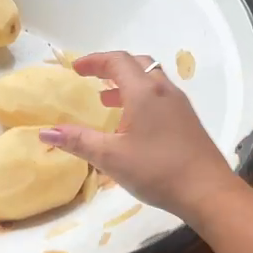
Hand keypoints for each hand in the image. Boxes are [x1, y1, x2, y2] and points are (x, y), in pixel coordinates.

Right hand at [38, 51, 243, 222]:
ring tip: (106, 102)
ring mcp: (179, 105)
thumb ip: (78, 141)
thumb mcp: (110, 157)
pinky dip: (140, 99)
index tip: (75, 68)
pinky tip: (132, 125)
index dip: (94, 61)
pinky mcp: (187, 121)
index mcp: (143, 92)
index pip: (117, 62)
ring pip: (150, 82)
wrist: (207, 191)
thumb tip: (45, 132)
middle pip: (137, 65)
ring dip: (126, 85)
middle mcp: (163, 91)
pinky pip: (159, 98)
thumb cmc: (156, 170)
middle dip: (111, 69)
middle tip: (91, 79)